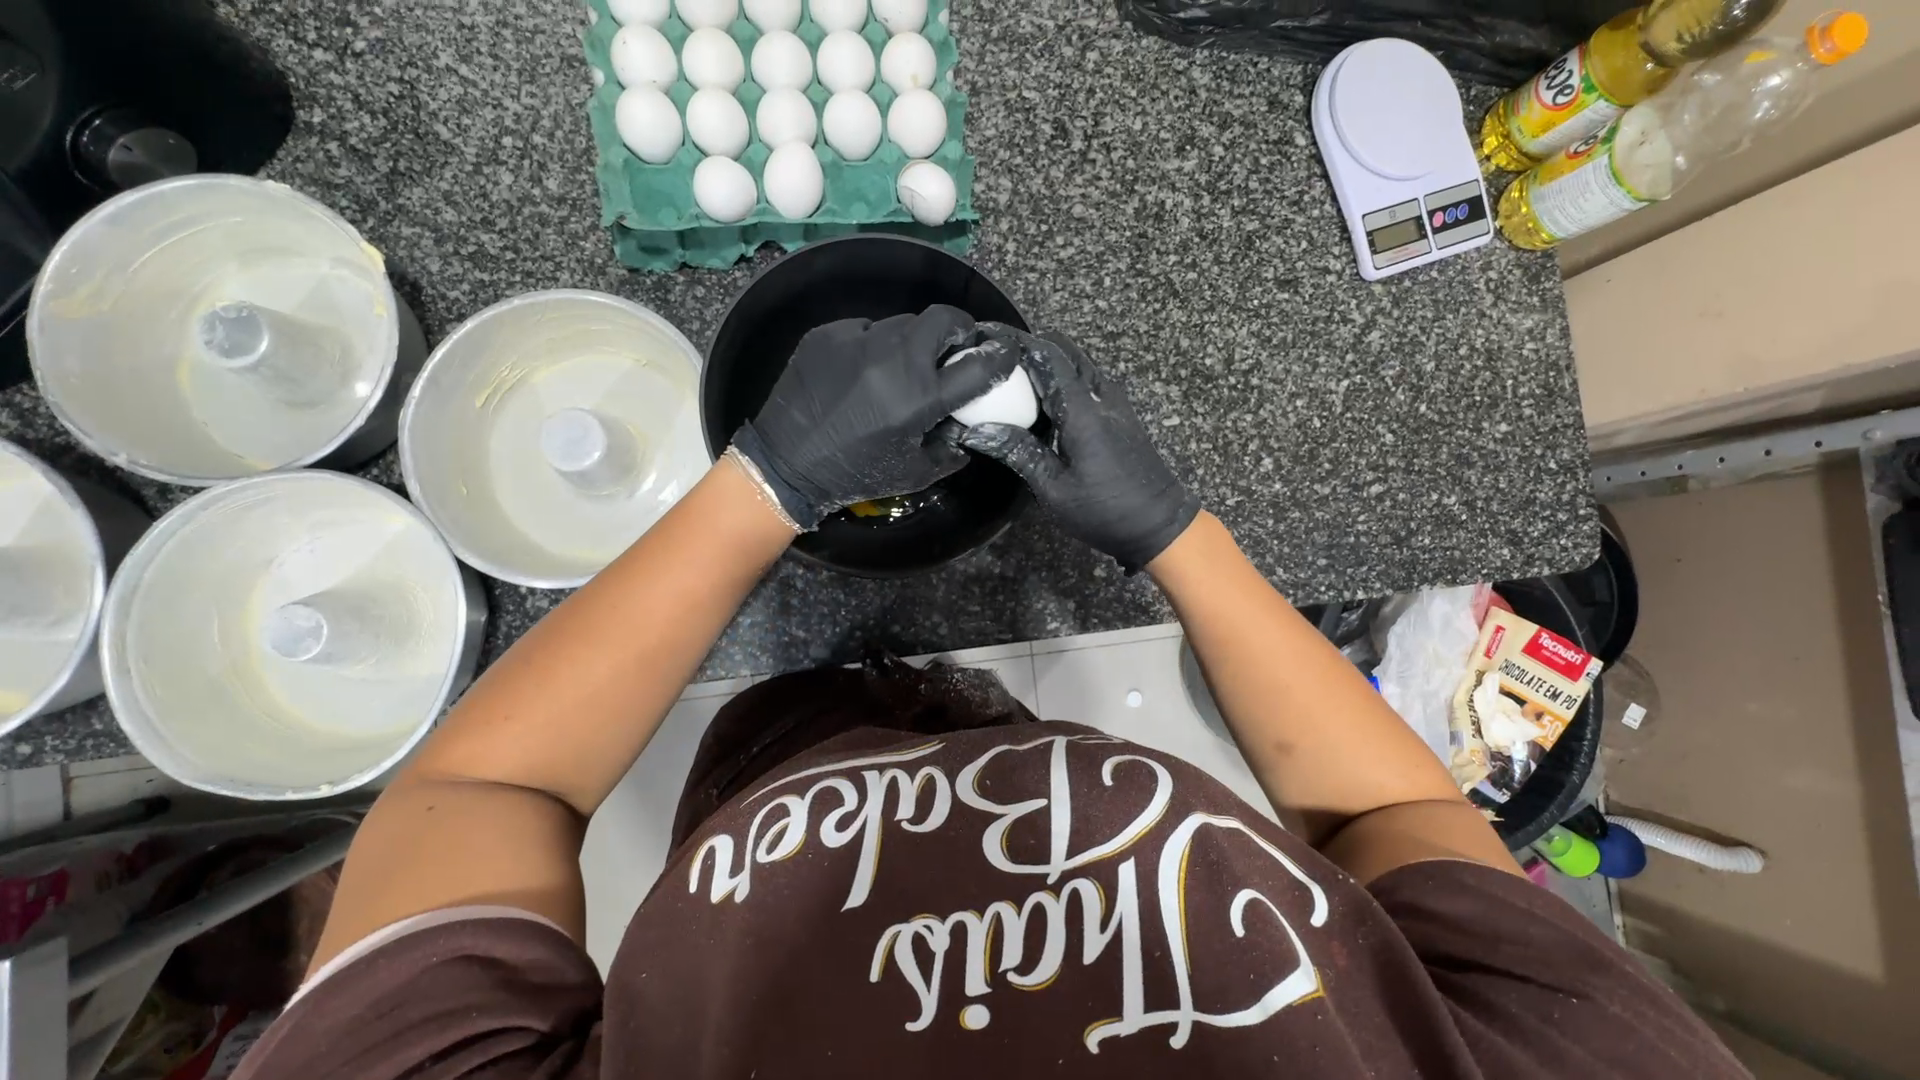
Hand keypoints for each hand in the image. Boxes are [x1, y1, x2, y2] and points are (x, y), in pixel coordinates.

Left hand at [730, 305, 1018, 530]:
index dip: (1000, 356)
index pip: (979, 364)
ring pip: (903, 323)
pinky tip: (861, 371)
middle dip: (956, 331)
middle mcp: (893, 359)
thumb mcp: (915, 471)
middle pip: (944, 320)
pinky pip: (864, 328)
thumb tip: (968, 425)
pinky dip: (873, 345)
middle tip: (953, 348)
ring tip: (900, 366)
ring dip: (912, 341)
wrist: (787, 464)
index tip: (1004, 354)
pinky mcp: (828, 334)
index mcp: (920, 398)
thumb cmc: (856, 473)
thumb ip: (951, 445)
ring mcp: (857, 341)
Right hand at [961, 330, 1198, 571]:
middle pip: (1062, 349)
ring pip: (1074, 362)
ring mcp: (1113, 402)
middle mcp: (1101, 395)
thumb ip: (1018, 453)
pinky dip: (1056, 378)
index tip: (981, 336)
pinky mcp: (1117, 413)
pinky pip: (1082, 381)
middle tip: (990, 357)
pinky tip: (1035, 400)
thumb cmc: (1106, 512)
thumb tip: (975, 431)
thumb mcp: (1054, 490)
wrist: (1160, 525)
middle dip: (1026, 345)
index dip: (1013, 340)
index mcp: (1083, 410)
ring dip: (1042, 361)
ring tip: (1005, 375)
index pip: (1047, 354)